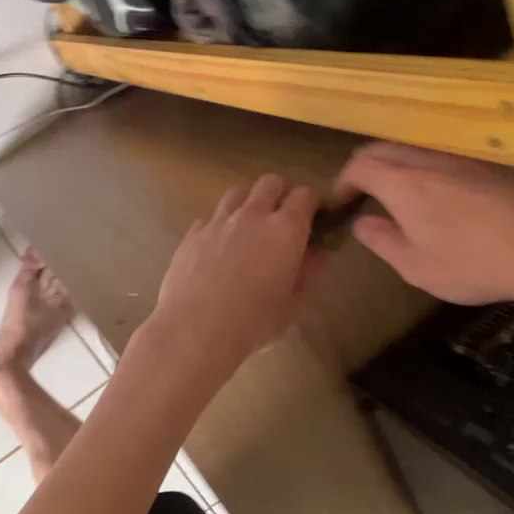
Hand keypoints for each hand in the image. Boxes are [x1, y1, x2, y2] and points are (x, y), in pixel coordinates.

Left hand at [146, 174, 325, 372]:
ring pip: (238, 194)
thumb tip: (321, 253)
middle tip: (281, 221)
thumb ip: (310, 272)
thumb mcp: (292, 305)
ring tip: (247, 230)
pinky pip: (210, 217)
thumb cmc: (253, 323)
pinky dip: (219, 226)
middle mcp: (253, 215)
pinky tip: (217, 249)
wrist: (194, 330)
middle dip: (280, 195)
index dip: (311, 205)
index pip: (305, 195)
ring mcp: (218, 221)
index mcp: (286, 229)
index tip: (312, 222)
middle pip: (271, 183)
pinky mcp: (192, 233)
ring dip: (248, 204)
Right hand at [330, 141, 513, 304]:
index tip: (340, 204)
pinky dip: (426, 171)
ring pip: (416, 150)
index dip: (343, 182)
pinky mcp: (491, 162)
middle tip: (361, 197)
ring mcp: (463, 156)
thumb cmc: (474, 263)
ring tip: (397, 199)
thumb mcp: (416, 266)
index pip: (360, 164)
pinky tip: (438, 200)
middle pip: (386, 148)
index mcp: (404, 183)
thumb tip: (363, 223)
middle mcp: (430, 159)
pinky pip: (444, 157)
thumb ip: (383, 241)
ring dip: (397, 167)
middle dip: (365, 169)